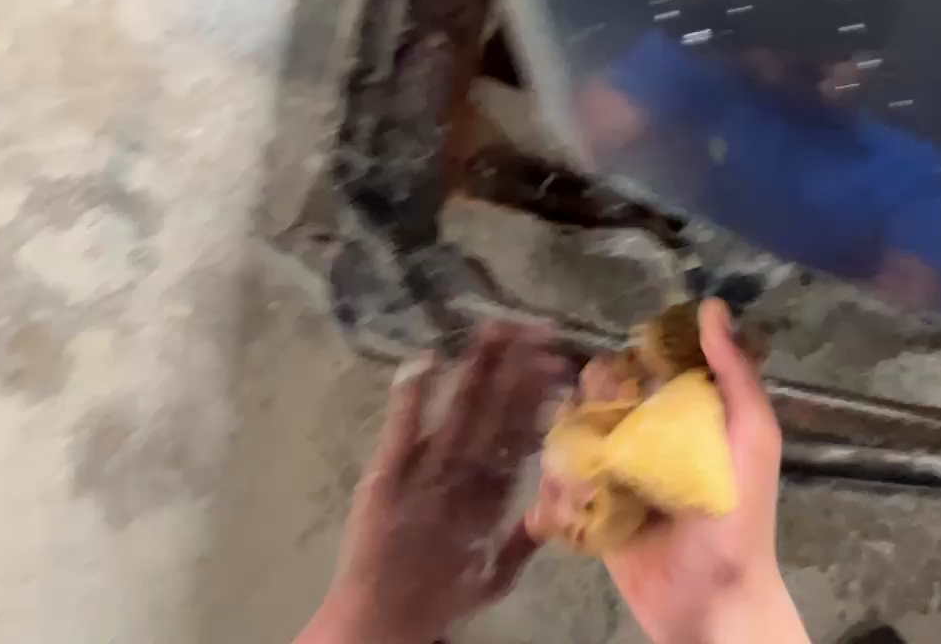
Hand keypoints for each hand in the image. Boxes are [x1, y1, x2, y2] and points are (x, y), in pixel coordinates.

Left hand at [298, 324, 567, 643]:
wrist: (382, 623)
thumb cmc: (440, 598)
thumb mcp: (495, 577)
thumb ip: (525, 540)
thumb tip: (558, 506)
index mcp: (495, 493)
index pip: (523, 431)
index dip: (539, 394)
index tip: (556, 361)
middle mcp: (467, 472)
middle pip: (498, 409)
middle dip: (519, 367)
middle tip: (539, 330)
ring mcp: (426, 467)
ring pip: (462, 407)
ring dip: (481, 366)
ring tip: (497, 327)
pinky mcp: (387, 469)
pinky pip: (404, 423)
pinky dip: (414, 389)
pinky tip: (427, 355)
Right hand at [531, 300, 806, 643]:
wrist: (713, 600)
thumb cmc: (738, 513)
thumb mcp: (752, 436)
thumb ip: (736, 373)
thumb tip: (713, 307)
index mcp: (681, 408)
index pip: (641, 362)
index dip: (626, 359)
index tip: (621, 373)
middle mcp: (644, 431)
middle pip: (597, 392)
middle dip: (590, 400)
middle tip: (600, 423)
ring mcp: (615, 469)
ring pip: (570, 432)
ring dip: (565, 447)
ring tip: (582, 476)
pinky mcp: (593, 508)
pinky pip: (559, 483)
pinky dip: (554, 491)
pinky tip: (565, 506)